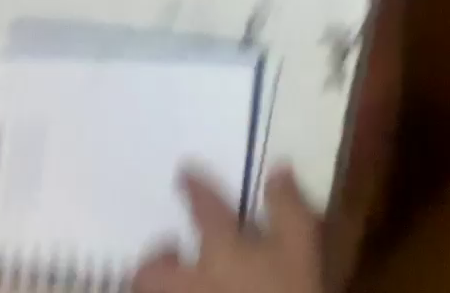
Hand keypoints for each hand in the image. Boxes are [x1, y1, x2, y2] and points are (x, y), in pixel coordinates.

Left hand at [134, 167, 321, 292]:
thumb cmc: (290, 288)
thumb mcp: (301, 240)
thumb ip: (286, 203)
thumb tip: (276, 168)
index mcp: (220, 248)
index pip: (203, 209)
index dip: (193, 188)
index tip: (182, 171)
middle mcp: (191, 280)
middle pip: (149, 271)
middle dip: (154, 258)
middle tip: (172, 249)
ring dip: (156, 285)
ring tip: (177, 280)